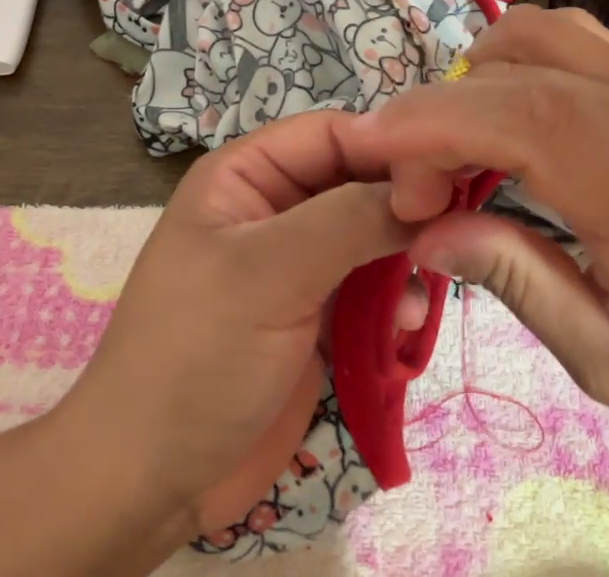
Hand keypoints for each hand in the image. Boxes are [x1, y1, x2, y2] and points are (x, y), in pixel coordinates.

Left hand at [54, 111, 415, 534]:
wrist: (155, 476)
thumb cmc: (197, 355)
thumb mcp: (267, 274)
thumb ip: (348, 219)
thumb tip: (429, 186)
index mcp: (244, 176)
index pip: (333, 132)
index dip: (391, 147)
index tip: (450, 182)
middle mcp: (273, 209)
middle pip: (359, 182)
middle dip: (405, 208)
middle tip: (453, 237)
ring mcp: (295, 266)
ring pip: (373, 237)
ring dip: (404, 260)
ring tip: (420, 299)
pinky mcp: (315, 318)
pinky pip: (371, 290)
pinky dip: (394, 304)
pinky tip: (403, 331)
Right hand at [335, 5, 608, 462]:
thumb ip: (516, 279)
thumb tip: (424, 232)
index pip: (514, 118)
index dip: (427, 125)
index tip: (369, 158)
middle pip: (516, 70)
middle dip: (436, 114)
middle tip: (410, 192)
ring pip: (546, 32)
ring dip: (477, 75)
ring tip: (453, 149)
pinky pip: (579, 44)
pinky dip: (518, 66)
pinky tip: (508, 125)